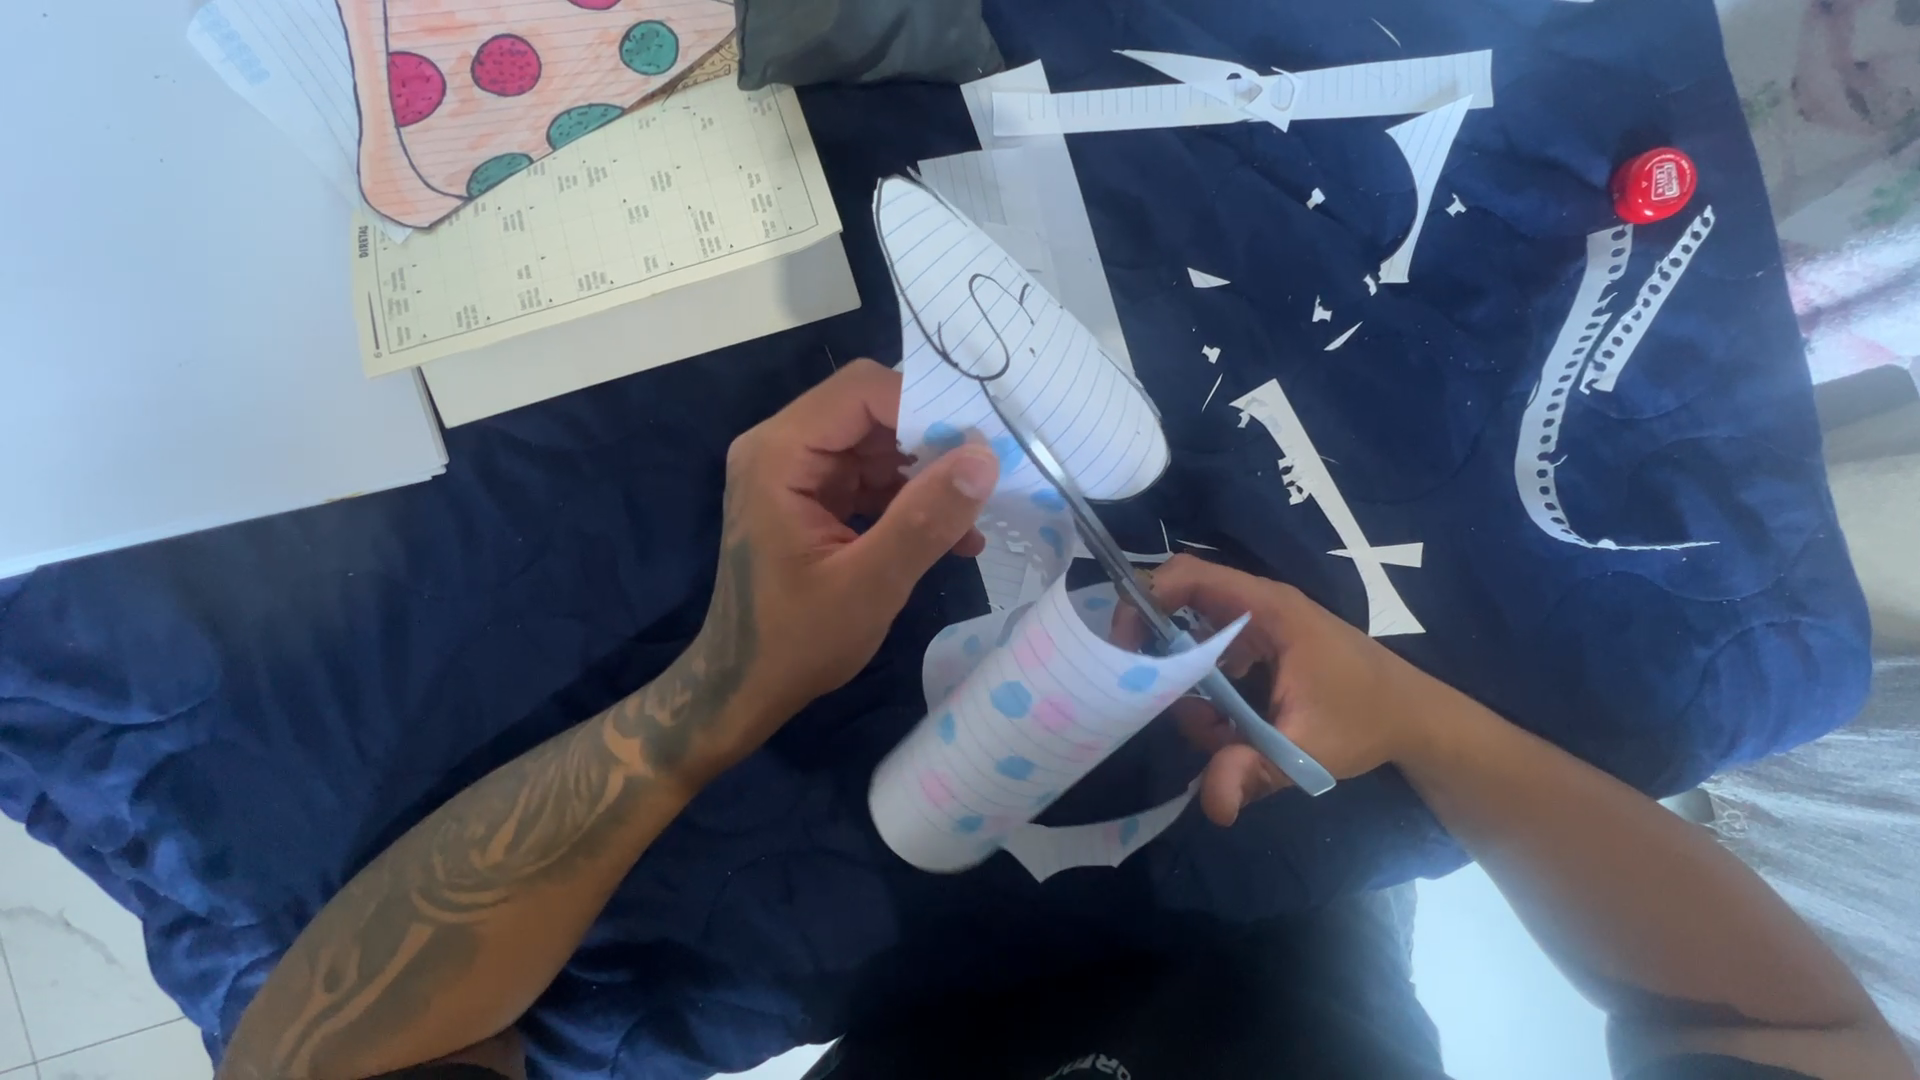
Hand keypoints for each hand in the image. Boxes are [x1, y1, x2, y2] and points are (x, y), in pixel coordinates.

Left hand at [684, 359, 998, 780]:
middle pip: (872, 411)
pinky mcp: (812, 498)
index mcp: (780, 454)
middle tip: (985, 479)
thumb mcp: (869, 585)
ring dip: (928, 476)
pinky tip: (952, 539)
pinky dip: (911, 501)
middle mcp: (783, 448)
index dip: (927, 405)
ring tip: (973, 519)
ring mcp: (797, 473)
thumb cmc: (795, 642)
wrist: (745, 687)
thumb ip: (926, 520)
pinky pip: (872, 478)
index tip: (979, 446)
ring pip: (879, 443)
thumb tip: (985, 459)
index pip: (863, 390)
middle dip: (933, 442)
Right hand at [1113, 554, 1451, 824]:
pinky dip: (1205, 688)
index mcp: (1266, 609)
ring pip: (1194, 633)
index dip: (1146, 598)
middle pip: (1181, 601)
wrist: (1417, 718)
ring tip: (1206, 727)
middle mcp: (1256, 607)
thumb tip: (1211, 805)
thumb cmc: (1367, 719)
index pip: (1188, 576)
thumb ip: (1255, 769)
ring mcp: (1258, 625)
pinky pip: (1213, 654)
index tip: (1124, 645)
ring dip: (1184, 678)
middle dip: (1154, 643)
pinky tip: (1224, 726)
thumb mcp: (1309, 749)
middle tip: (1142, 690)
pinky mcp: (1261, 646)